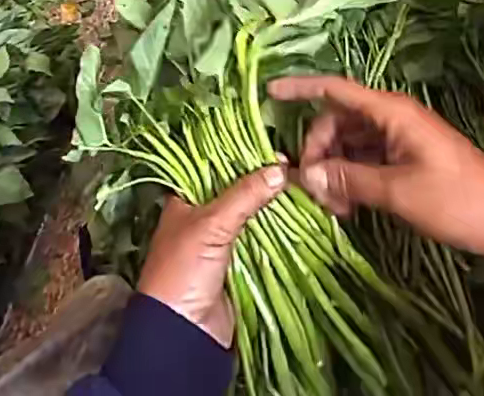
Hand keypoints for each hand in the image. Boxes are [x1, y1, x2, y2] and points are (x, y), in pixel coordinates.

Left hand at [135, 163, 286, 346]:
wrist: (182, 335)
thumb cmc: (184, 269)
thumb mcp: (211, 224)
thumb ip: (244, 195)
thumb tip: (279, 169)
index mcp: (185, 199)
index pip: (216, 167)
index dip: (242, 158)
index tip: (272, 149)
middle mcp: (201, 216)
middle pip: (236, 191)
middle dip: (261, 182)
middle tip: (292, 168)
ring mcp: (220, 241)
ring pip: (250, 216)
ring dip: (272, 206)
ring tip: (300, 187)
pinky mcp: (237, 265)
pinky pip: (259, 241)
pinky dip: (276, 232)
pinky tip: (297, 218)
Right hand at [268, 76, 483, 285]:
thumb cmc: (458, 200)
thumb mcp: (398, 191)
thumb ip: (348, 180)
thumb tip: (305, 176)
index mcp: (390, 111)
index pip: (334, 89)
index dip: (300, 87)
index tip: (270, 91)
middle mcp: (390, 117)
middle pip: (337, 121)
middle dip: (318, 150)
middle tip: (311, 191)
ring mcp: (399, 138)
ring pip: (350, 143)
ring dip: (334, 169)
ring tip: (333, 207)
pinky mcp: (406, 158)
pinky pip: (366, 158)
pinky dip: (351, 177)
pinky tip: (348, 206)